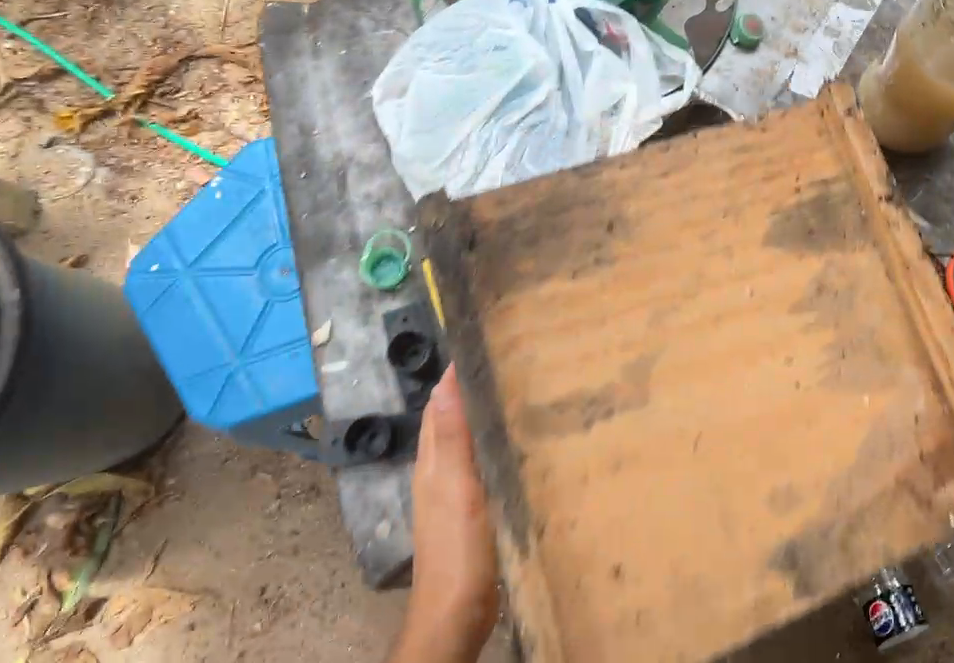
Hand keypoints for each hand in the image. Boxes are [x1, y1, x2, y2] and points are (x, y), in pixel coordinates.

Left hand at [392, 365, 498, 662]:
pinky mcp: (471, 512)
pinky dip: (495, 445)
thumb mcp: (458, 487)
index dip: (456, 374)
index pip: (440, 403)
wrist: (455, 613)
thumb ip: (453, 437)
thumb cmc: (457, 547)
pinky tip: (518, 444)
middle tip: (512, 358)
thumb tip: (446, 380)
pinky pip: (482, 465)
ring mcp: (453, 494)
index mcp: (433, 461)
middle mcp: (438, 471)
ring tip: (521, 391)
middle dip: (472, 389)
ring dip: (485, 416)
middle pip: (452, 419)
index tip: (487, 340)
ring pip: (467, 441)